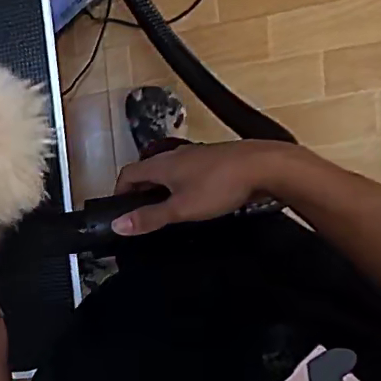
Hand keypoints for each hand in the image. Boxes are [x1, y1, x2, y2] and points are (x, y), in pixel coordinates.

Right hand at [110, 141, 302, 235]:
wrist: (264, 166)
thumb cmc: (219, 186)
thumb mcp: (181, 208)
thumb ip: (150, 217)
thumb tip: (117, 225)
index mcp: (162, 165)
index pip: (128, 173)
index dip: (120, 191)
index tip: (120, 210)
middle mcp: (176, 155)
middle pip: (148, 171)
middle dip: (141, 192)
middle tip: (143, 216)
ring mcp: (197, 155)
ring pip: (170, 172)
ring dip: (162, 189)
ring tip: (167, 212)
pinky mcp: (215, 160)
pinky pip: (188, 173)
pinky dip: (182, 186)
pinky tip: (194, 201)